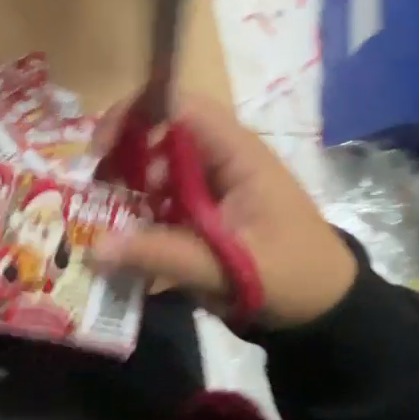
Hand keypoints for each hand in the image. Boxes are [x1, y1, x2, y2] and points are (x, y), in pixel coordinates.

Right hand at [88, 96, 356, 329]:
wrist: (325, 312)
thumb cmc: (291, 277)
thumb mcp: (228, 267)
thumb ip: (163, 256)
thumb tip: (94, 250)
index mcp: (236, 155)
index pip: (179, 107)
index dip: (135, 114)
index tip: (100, 150)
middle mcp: (218, 160)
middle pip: (156, 136)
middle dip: (120, 161)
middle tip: (94, 197)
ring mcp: (208, 186)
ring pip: (152, 169)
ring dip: (124, 192)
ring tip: (102, 224)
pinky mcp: (199, 212)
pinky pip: (157, 200)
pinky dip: (135, 215)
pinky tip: (121, 241)